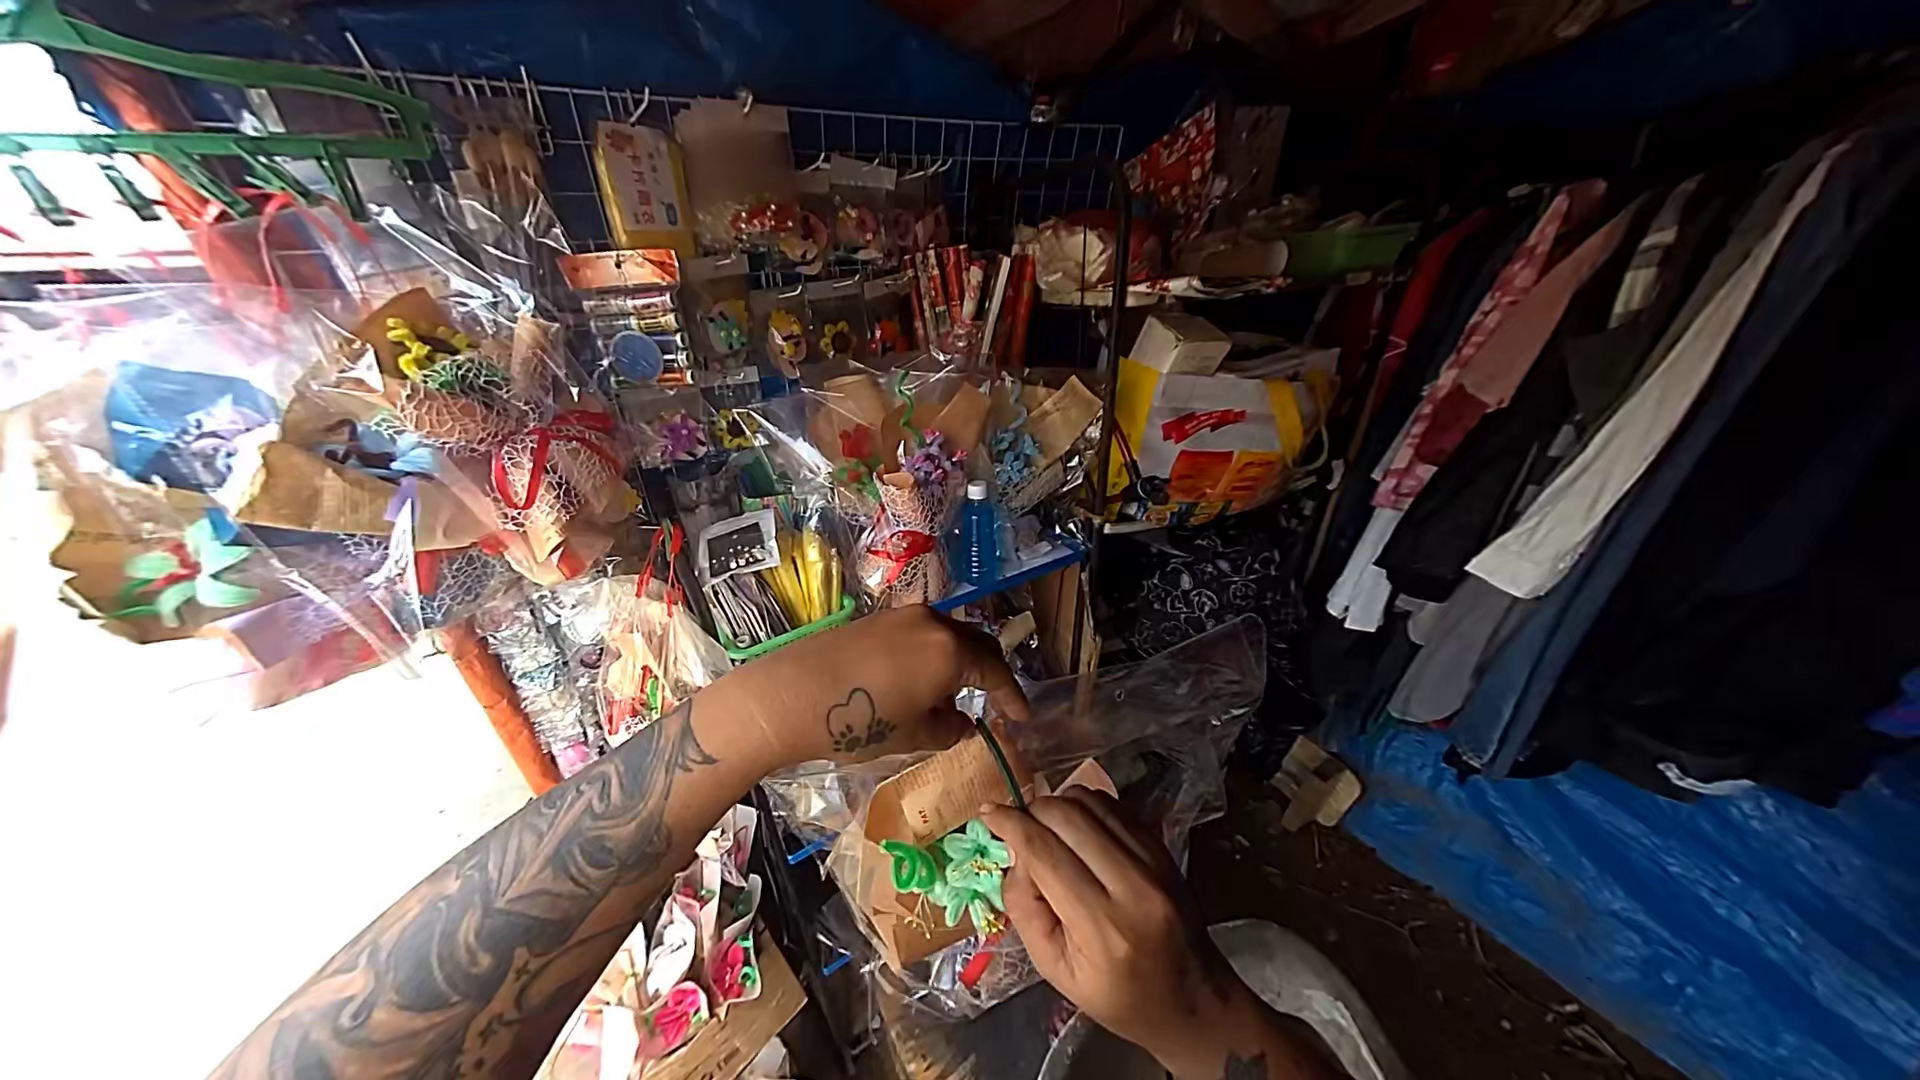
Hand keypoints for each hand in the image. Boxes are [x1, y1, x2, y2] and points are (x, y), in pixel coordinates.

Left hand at [726, 604, 1027, 769]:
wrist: (789, 694)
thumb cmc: (859, 721)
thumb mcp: (912, 735)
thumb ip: (948, 729)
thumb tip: (962, 724)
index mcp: (949, 650)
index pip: (995, 670)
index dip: (1012, 696)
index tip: (1021, 717)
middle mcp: (932, 623)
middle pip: (975, 644)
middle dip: (989, 673)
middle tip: (995, 701)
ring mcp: (902, 616)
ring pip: (946, 636)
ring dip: (958, 663)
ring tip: (952, 697)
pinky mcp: (877, 618)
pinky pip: (920, 634)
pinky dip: (931, 655)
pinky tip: (917, 681)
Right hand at [984, 791, 1345, 1079]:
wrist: (1195, 1000)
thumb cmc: (1118, 996)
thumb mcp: (1056, 971)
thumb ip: (1025, 909)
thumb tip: (1013, 852)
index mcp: (1103, 927)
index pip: (1044, 853)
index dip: (1009, 825)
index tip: (987, 814)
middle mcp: (1133, 883)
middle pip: (1065, 816)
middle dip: (1030, 811)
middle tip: (1016, 826)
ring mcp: (1153, 859)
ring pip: (1089, 801)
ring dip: (1056, 804)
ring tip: (1045, 827)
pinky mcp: (1161, 845)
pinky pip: (1111, 805)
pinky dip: (1083, 806)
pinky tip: (1074, 826)